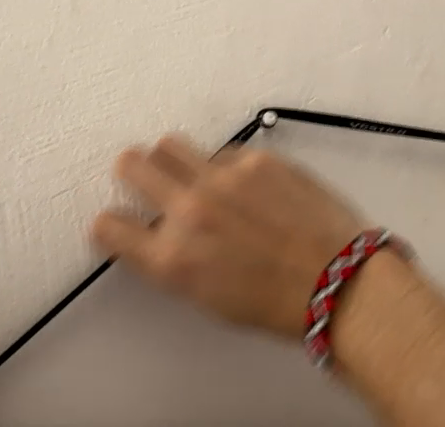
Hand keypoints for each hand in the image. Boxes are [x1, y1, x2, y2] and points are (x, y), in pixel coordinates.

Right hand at [93, 136, 365, 338]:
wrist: (336, 279)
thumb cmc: (275, 301)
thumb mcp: (206, 295)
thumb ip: (173, 258)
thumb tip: (160, 232)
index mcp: (171, 260)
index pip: (109, 225)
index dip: (111, 222)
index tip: (119, 220)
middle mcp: (189, 212)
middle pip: (132, 163)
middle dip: (133, 170)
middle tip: (145, 176)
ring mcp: (222, 178)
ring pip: (170, 143)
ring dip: (173, 158)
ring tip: (193, 173)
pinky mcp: (255, 158)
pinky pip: (223, 150)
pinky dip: (225, 165)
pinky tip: (246, 186)